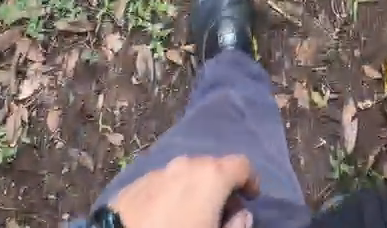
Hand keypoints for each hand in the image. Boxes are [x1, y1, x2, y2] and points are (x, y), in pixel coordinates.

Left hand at [110, 155, 259, 227]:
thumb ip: (236, 226)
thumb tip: (241, 214)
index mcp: (212, 175)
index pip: (243, 165)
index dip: (251, 180)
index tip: (251, 197)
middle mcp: (188, 164)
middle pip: (213, 168)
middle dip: (221, 186)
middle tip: (221, 212)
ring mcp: (159, 172)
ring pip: (185, 175)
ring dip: (193, 191)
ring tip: (189, 216)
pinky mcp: (135, 185)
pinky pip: (162, 185)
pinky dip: (170, 196)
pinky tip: (163, 219)